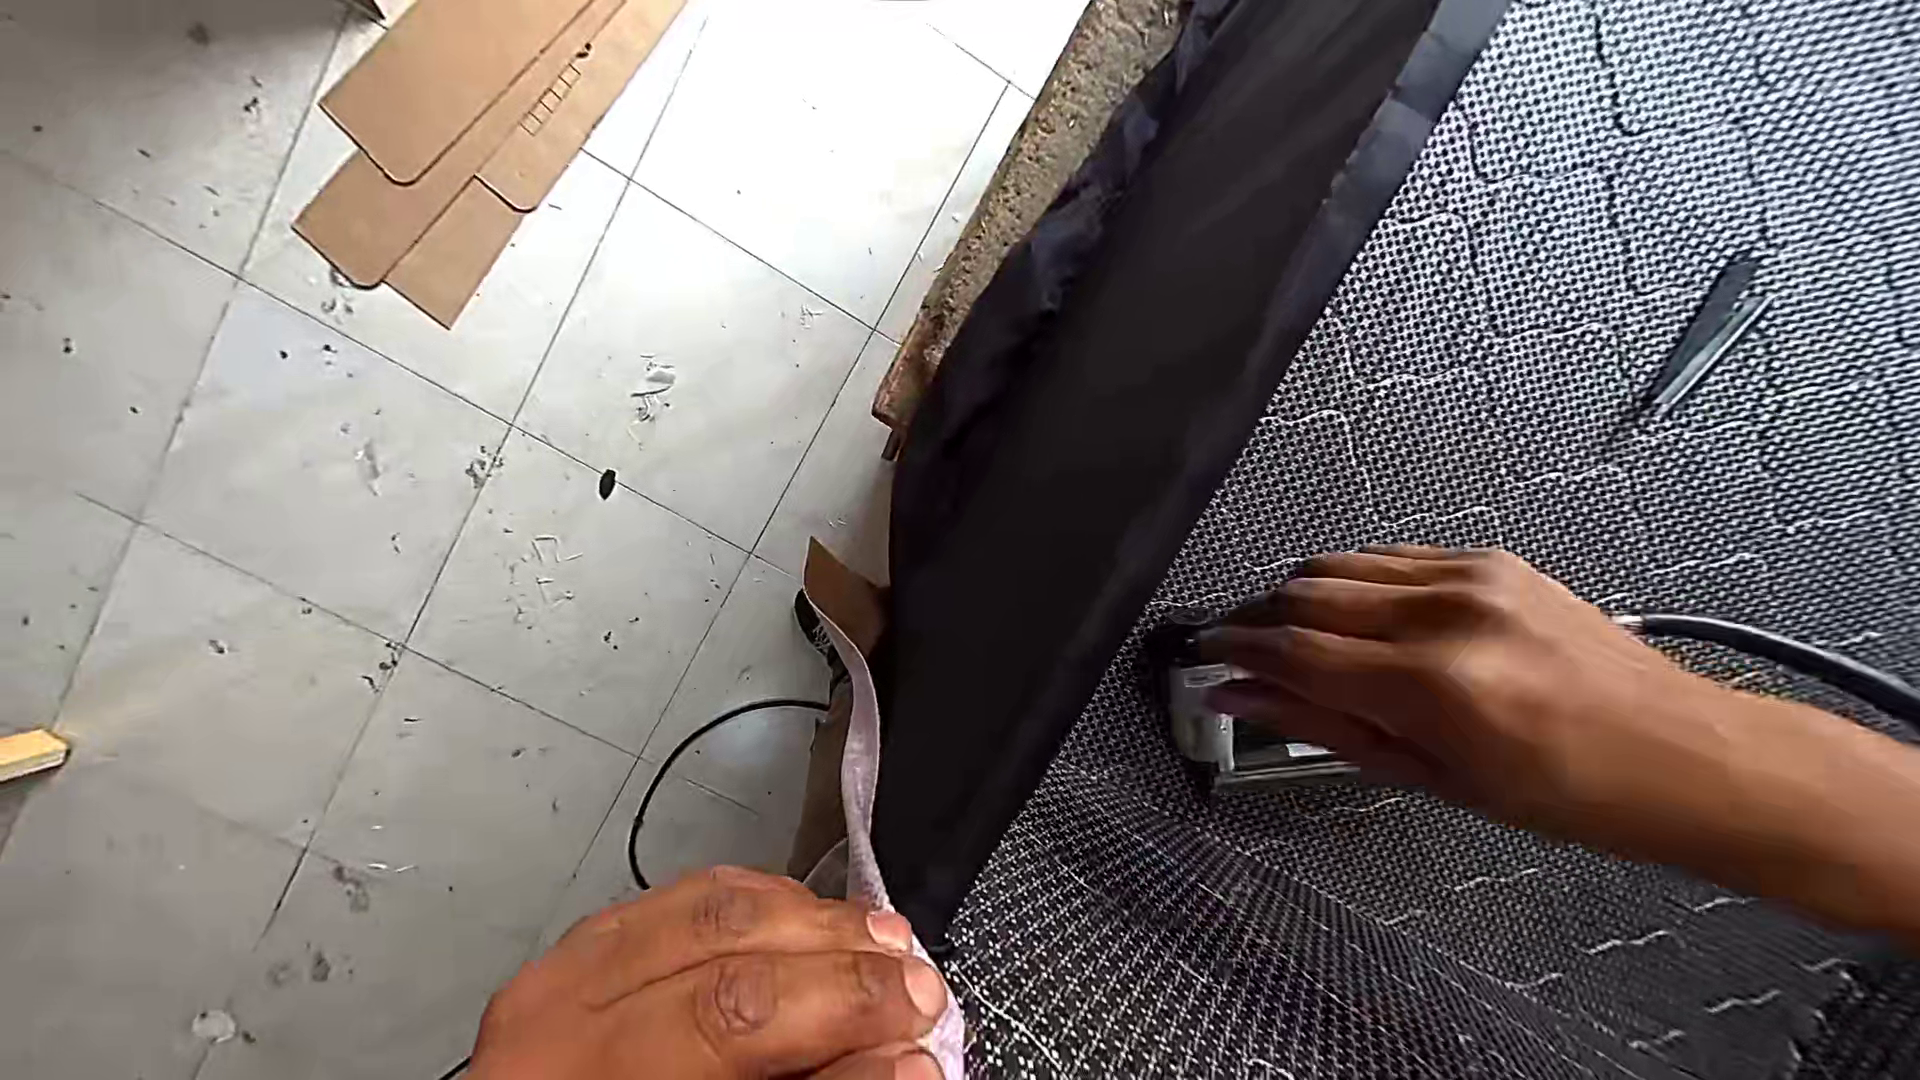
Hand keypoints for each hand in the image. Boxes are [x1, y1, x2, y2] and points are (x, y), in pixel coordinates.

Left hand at [469, 866, 945, 1079]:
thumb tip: (909, 1065)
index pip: (729, 1033)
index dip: (839, 1034)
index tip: (919, 1054)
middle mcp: (552, 1036)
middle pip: (726, 983)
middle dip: (843, 980)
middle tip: (920, 989)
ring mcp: (564, 973)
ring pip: (713, 914)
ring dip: (817, 924)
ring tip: (887, 938)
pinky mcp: (590, 935)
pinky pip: (694, 891)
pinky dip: (769, 898)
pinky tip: (817, 913)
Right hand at [1200, 545, 1919, 946]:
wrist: (1692, 754)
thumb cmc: (1554, 792)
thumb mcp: (1422, 775)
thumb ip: (1316, 724)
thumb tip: (1235, 696)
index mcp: (1434, 688)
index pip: (1293, 652)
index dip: (1233, 650)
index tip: (1201, 653)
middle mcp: (1444, 616)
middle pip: (1299, 595)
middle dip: (1250, 620)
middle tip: (1232, 645)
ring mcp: (1466, 575)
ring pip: (1329, 565)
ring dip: (1289, 597)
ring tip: (1283, 631)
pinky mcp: (1483, 556)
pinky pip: (1377, 556)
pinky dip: (1340, 582)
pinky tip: (1344, 612)